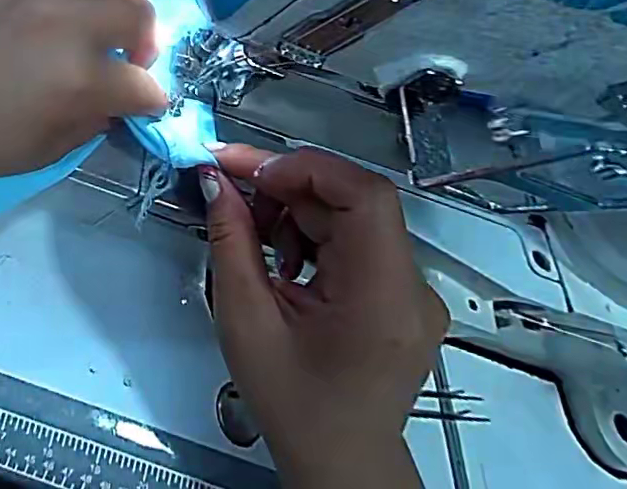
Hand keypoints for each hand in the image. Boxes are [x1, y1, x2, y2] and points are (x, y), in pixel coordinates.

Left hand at [0, 0, 168, 183]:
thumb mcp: (44, 151)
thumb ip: (91, 122)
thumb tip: (116, 102)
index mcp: (81, 80)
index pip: (143, 85)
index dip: (152, 98)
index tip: (145, 103)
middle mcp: (70, 26)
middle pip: (140, 15)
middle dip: (148, 41)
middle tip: (130, 56)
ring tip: (115, 5)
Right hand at [201, 145, 449, 487]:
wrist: (340, 463)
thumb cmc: (296, 406)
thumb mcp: (247, 322)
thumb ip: (230, 240)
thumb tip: (214, 180)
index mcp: (384, 299)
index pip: (364, 194)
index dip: (304, 169)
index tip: (248, 168)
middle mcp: (412, 286)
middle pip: (351, 198)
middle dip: (287, 186)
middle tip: (235, 191)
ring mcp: (411, 286)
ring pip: (348, 210)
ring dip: (296, 208)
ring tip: (259, 239)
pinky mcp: (399, 287)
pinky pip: (353, 233)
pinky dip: (312, 229)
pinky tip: (284, 258)